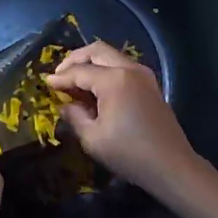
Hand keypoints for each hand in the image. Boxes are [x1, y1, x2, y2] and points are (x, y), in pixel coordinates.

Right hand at [45, 41, 205, 189]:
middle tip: (60, 73)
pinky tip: (96, 87)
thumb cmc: (129, 154)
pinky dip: (106, 70)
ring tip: (75, 79)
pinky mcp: (151, 85)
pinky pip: (123, 67)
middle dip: (75, 59)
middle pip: (97, 51)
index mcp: (114, 80)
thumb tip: (66, 105)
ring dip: (92, 63)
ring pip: (112, 56)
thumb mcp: (93, 138)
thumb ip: (75, 116)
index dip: (60, 78)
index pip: (79, 71)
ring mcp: (144, 75)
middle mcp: (129, 69)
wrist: (172, 166)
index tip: (46, 83)